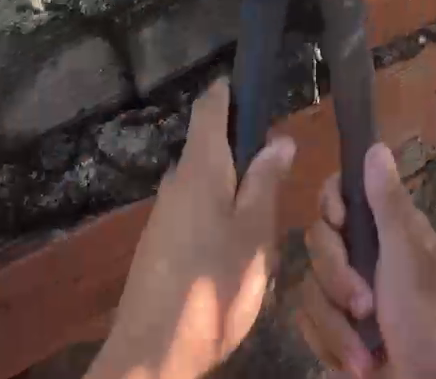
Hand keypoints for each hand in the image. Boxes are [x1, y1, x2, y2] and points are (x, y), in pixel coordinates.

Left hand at [86, 79, 296, 378]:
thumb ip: (265, 181)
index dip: (231, 89)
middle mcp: (176, 179)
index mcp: (200, 166)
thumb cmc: (213, 284)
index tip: (256, 84)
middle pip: (210, 144)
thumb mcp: (254, 232)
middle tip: (282, 171)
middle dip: (244, 149)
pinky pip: (196, 210)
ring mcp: (165, 212)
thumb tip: (279, 137)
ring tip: (267, 219)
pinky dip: (219, 213)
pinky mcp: (160, 242)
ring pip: (206, 181)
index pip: (210, 106)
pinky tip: (238, 249)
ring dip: (234, 187)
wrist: (153, 352)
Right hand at [295, 144, 435, 378]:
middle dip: (337, 280)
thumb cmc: (427, 322)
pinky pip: (305, 321)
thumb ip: (387, 202)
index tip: (339, 221)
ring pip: (307, 285)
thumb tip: (375, 146)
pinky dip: (329, 346)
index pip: (341, 194)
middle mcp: (362, 256)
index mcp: (385, 232)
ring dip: (336, 326)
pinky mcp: (331, 330)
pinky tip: (354, 364)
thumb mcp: (409, 256)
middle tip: (365, 305)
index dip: (331, 204)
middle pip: (317, 240)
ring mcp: (344, 295)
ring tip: (366, 354)